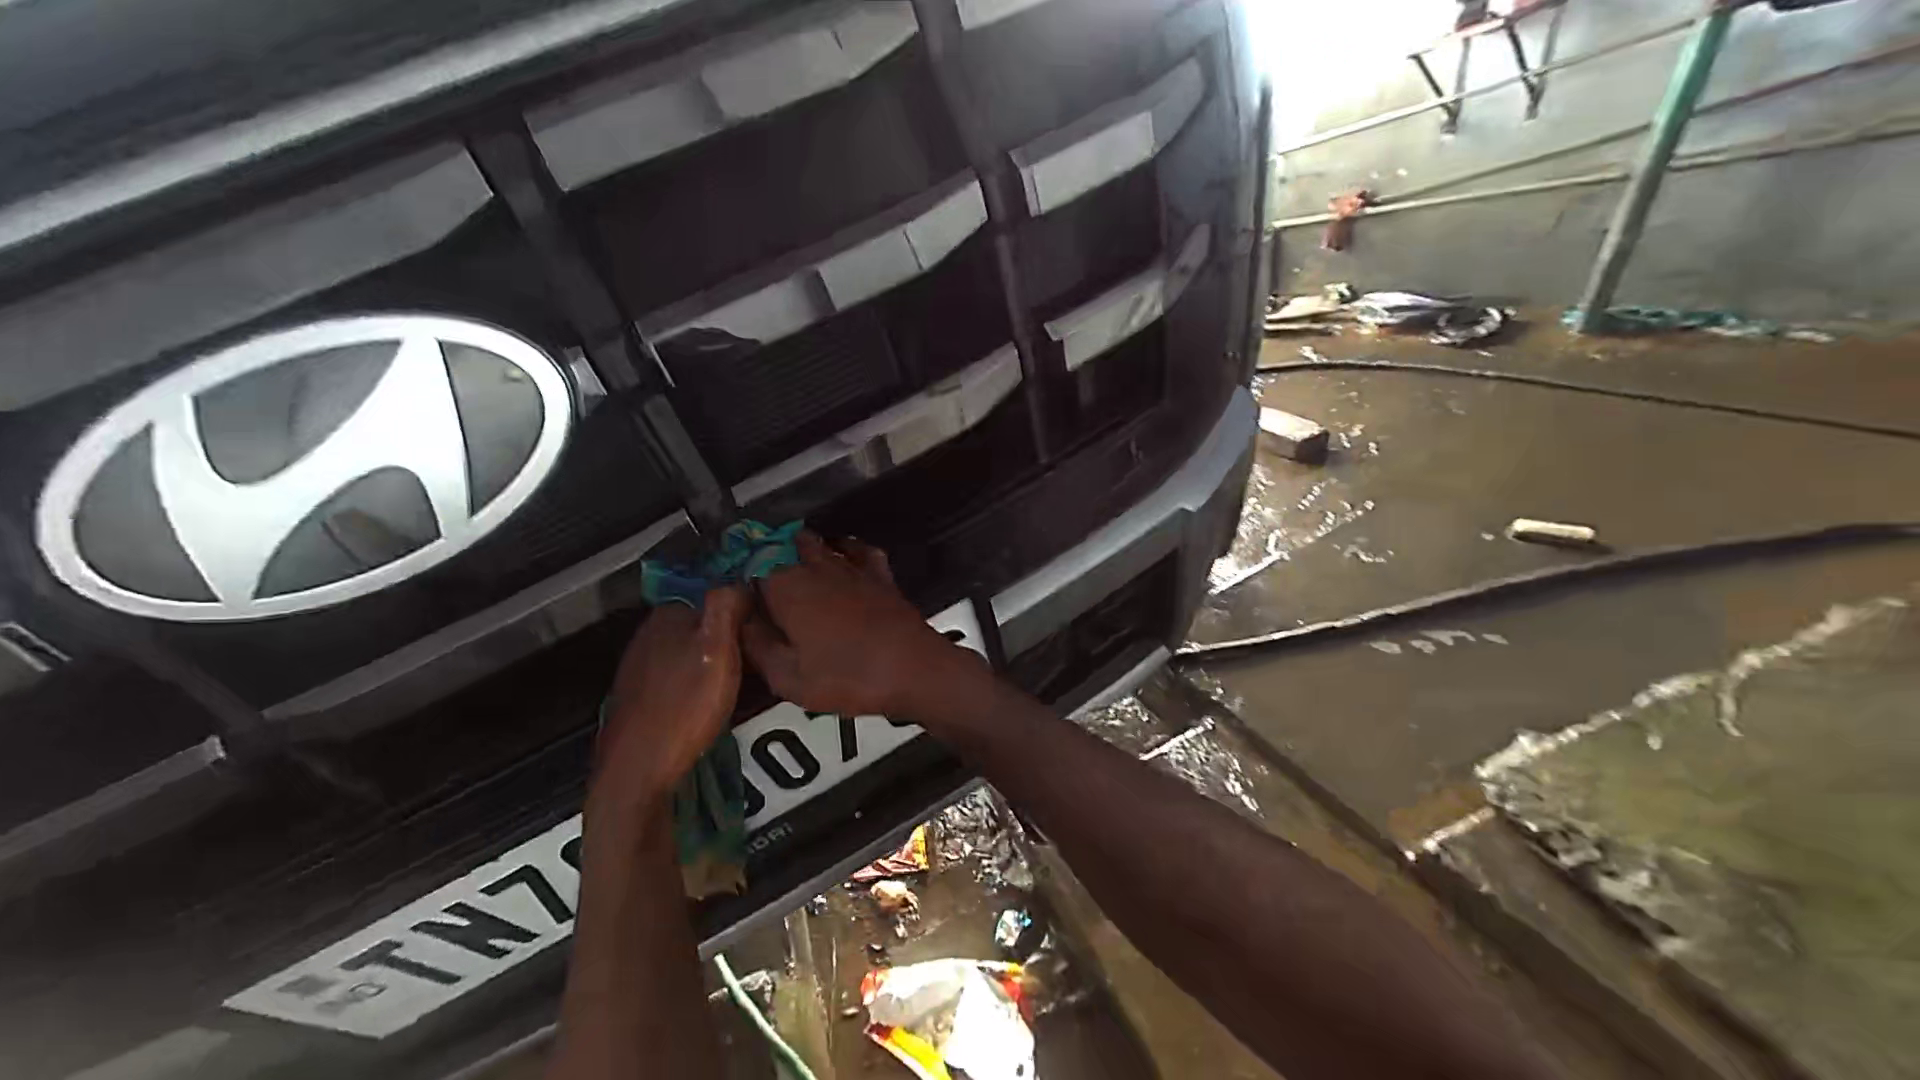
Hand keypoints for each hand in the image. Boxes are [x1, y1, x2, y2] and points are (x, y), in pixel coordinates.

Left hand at [592, 587, 748, 817]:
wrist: (639, 770)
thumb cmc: (685, 706)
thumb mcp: (718, 650)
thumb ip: (727, 606)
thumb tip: (739, 578)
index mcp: (668, 615)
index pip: (713, 594)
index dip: (742, 607)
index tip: (764, 627)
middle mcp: (648, 635)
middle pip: (700, 625)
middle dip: (728, 636)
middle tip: (759, 657)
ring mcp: (640, 667)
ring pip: (689, 651)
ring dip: (714, 661)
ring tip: (743, 680)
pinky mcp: (639, 697)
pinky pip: (678, 676)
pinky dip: (697, 682)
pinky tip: (712, 701)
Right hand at [743, 532, 982, 721]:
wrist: (914, 669)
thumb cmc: (849, 677)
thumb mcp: (790, 678)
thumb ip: (758, 647)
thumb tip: (739, 625)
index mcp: (788, 588)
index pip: (751, 564)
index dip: (738, 573)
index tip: (732, 588)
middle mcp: (817, 568)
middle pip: (783, 545)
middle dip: (767, 556)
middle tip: (759, 583)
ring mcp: (851, 567)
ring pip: (818, 542)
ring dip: (800, 549)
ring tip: (790, 566)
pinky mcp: (879, 575)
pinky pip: (858, 549)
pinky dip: (845, 547)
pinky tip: (841, 554)